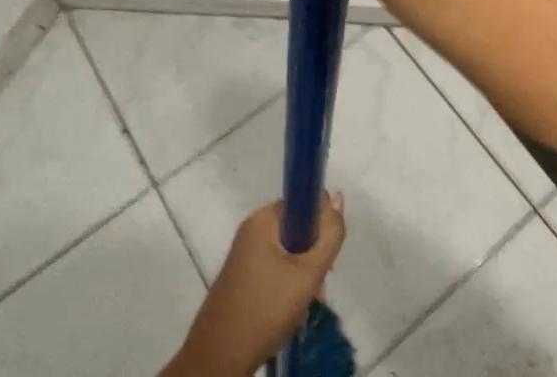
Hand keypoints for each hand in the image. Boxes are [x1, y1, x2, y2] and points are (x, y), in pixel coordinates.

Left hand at [164, 195, 345, 376]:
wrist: (218, 360)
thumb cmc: (266, 310)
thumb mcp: (309, 271)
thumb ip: (330, 233)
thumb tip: (337, 196)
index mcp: (263, 221)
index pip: (305, 203)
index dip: (321, 224)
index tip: (326, 253)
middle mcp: (251, 231)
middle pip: (298, 227)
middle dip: (314, 253)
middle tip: (318, 282)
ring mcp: (244, 255)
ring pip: (290, 251)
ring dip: (304, 272)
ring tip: (306, 300)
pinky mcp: (242, 276)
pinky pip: (276, 267)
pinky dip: (289, 284)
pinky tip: (291, 309)